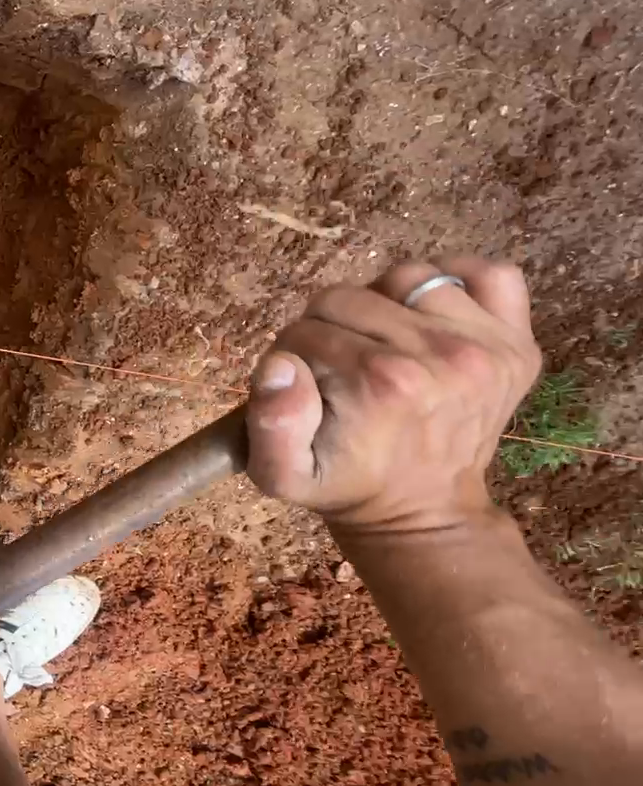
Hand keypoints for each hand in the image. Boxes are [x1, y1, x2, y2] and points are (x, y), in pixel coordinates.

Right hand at [246, 256, 540, 536]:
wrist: (422, 508)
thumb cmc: (341, 486)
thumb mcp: (280, 474)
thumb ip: (269, 423)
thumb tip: (278, 363)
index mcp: (380, 382)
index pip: (303, 331)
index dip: (286, 354)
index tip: (298, 386)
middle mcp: (440, 353)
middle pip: (348, 298)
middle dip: (323, 327)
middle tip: (328, 366)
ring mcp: (487, 343)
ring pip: (405, 279)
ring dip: (377, 303)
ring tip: (372, 340)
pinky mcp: (517, 340)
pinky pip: (491, 276)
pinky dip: (454, 282)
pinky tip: (425, 315)